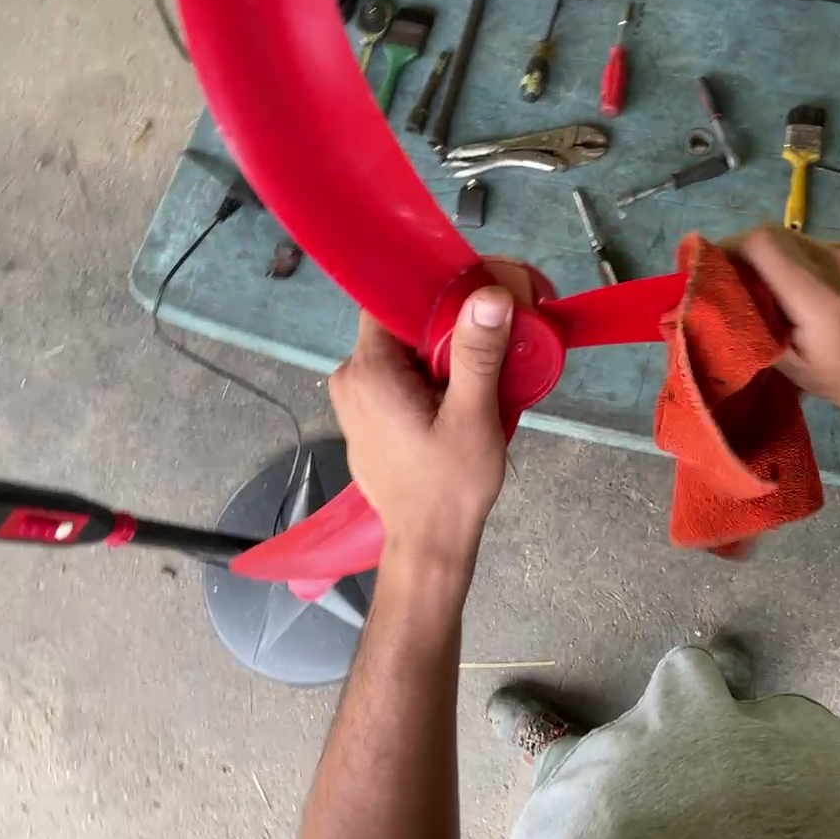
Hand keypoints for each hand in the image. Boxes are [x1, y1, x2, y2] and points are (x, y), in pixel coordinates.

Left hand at [329, 288, 514, 567]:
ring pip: (400, 356)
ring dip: (438, 359)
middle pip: (398, 329)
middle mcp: (349, 379)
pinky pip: (396, 382)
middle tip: (489, 345)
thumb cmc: (450, 483)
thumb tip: (489, 295)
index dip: (433, 297)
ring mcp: (353, 403)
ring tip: (478, 376)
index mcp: (368, 370)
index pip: (390, 302)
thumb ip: (476, 353)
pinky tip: (458, 400)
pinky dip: (426, 382)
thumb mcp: (472, 415)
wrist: (430, 543)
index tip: (474, 303)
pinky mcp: (366, 422)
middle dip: (443, 332)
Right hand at [737, 227, 839, 440]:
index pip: (763, 243)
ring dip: (771, 257)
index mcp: (821, 298)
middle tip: (731, 284)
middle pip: (775, 234)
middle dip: (745, 253)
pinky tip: (800, 292)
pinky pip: (815, 246)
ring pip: (794, 239)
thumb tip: (718, 306)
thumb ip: (755, 331)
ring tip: (765, 292)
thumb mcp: (794, 368)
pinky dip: (797, 261)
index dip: (729, 248)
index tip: (712, 270)